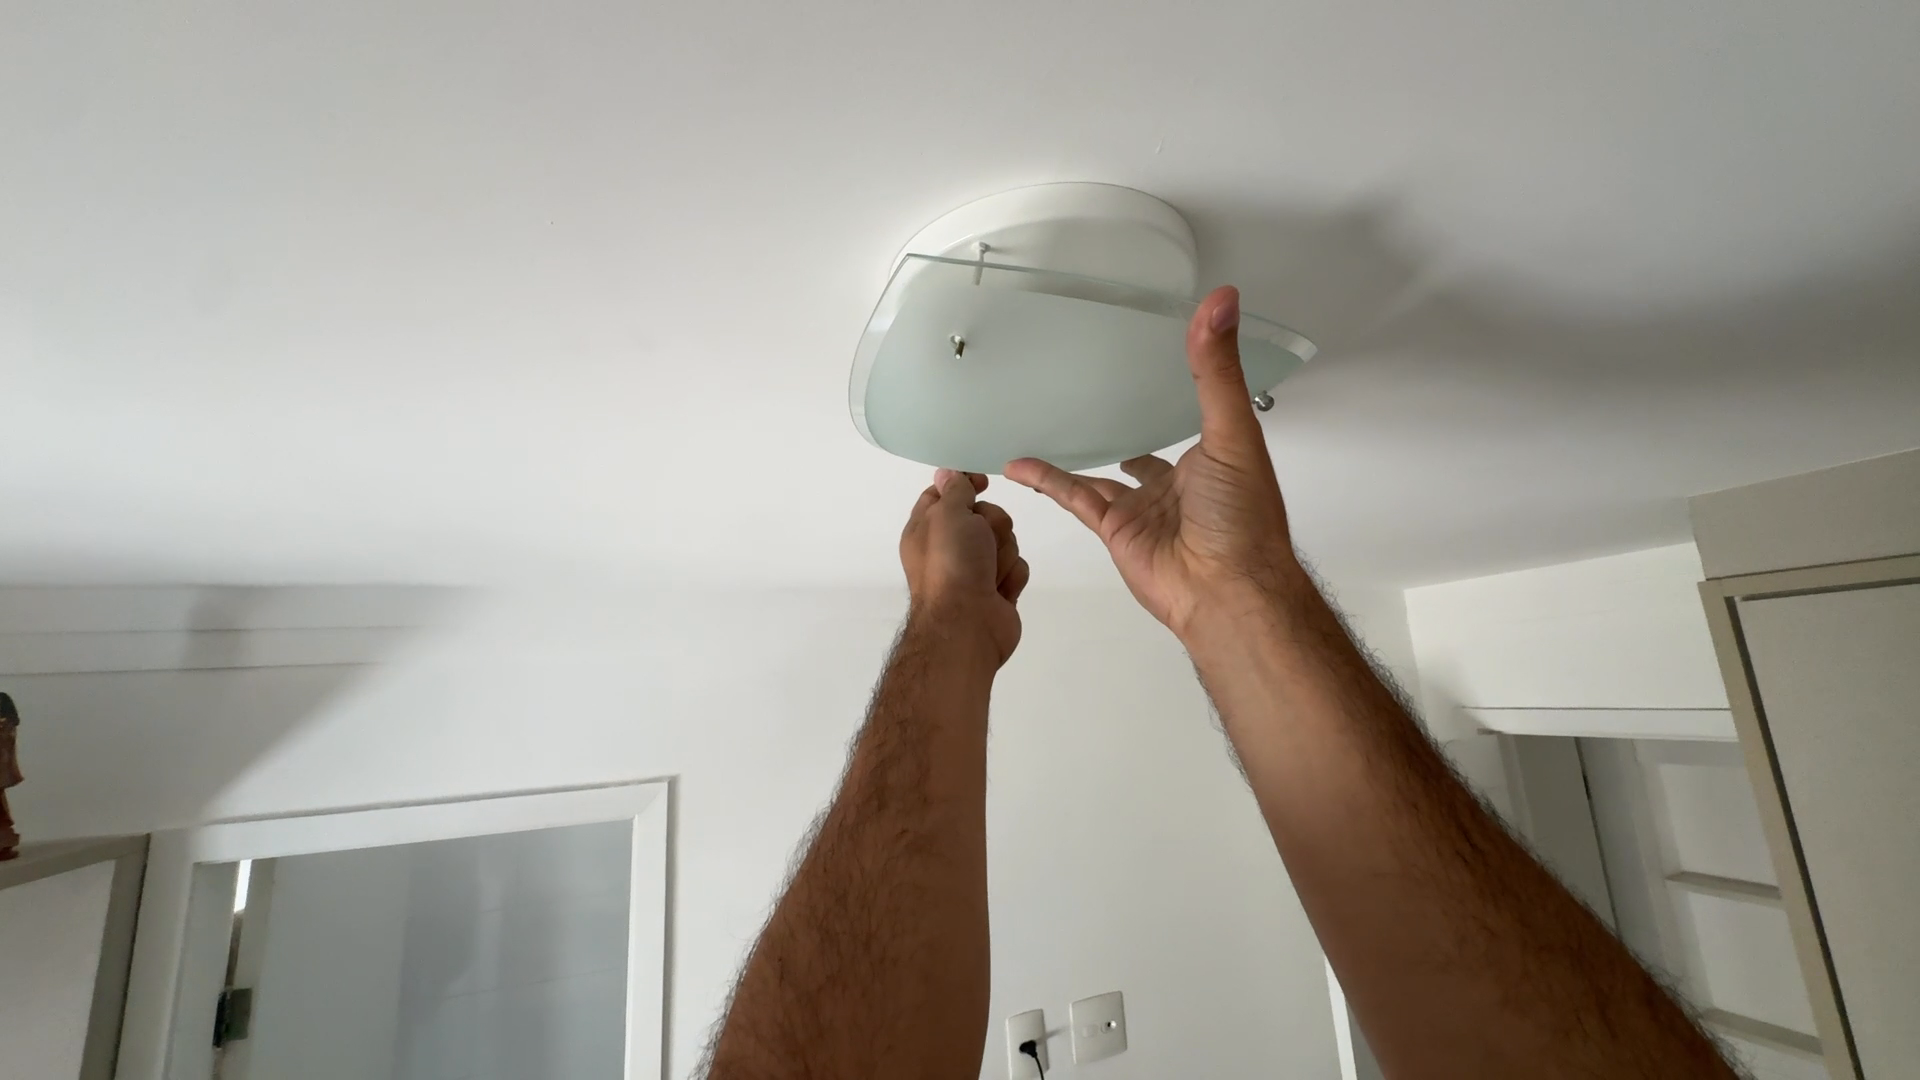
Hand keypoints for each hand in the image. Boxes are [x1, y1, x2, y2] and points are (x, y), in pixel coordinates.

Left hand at [899, 469, 1029, 664]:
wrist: (967, 625)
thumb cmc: (951, 564)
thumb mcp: (948, 514)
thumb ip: (954, 490)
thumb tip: (947, 473)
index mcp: (927, 528)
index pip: (945, 493)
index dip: (964, 485)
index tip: (982, 484)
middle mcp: (949, 548)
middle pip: (985, 515)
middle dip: (992, 525)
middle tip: (982, 542)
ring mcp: (974, 571)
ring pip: (1005, 541)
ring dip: (1003, 553)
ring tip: (989, 572)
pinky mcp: (997, 590)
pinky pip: (1016, 567)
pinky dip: (1011, 576)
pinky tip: (1000, 590)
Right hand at [1005, 286, 1302, 638]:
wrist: (1224, 589)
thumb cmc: (1239, 514)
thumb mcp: (1232, 433)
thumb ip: (1217, 371)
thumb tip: (1222, 298)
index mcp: (1209, 457)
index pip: (1183, 416)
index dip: (1165, 391)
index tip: (1143, 360)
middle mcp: (1173, 483)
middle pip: (1137, 448)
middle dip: (1117, 427)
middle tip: (1085, 393)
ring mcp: (1140, 508)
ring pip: (1097, 475)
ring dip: (1071, 453)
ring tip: (1041, 423)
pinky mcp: (1112, 529)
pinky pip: (1074, 498)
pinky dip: (1047, 480)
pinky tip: (1019, 463)